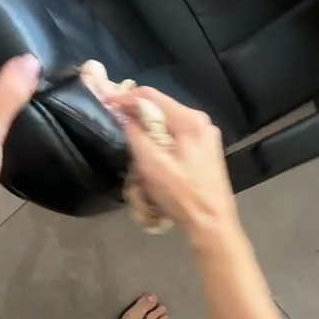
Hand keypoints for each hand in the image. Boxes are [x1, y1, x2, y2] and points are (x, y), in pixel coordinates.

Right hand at [99, 85, 241, 244]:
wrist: (213, 223)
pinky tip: (150, 151)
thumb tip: (123, 116)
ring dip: (147, 126)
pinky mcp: (206, 148)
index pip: (151, 95)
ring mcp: (206, 135)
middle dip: (136, 112)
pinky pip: (176, 134)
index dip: (125, 96)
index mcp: (190, 121)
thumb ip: (135, 135)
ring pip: (168, 121)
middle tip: (114, 118)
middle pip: (161, 106)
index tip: (105, 101)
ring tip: (129, 136)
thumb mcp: (152, 164)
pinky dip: (160, 137)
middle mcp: (201, 121)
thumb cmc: (182, 195)